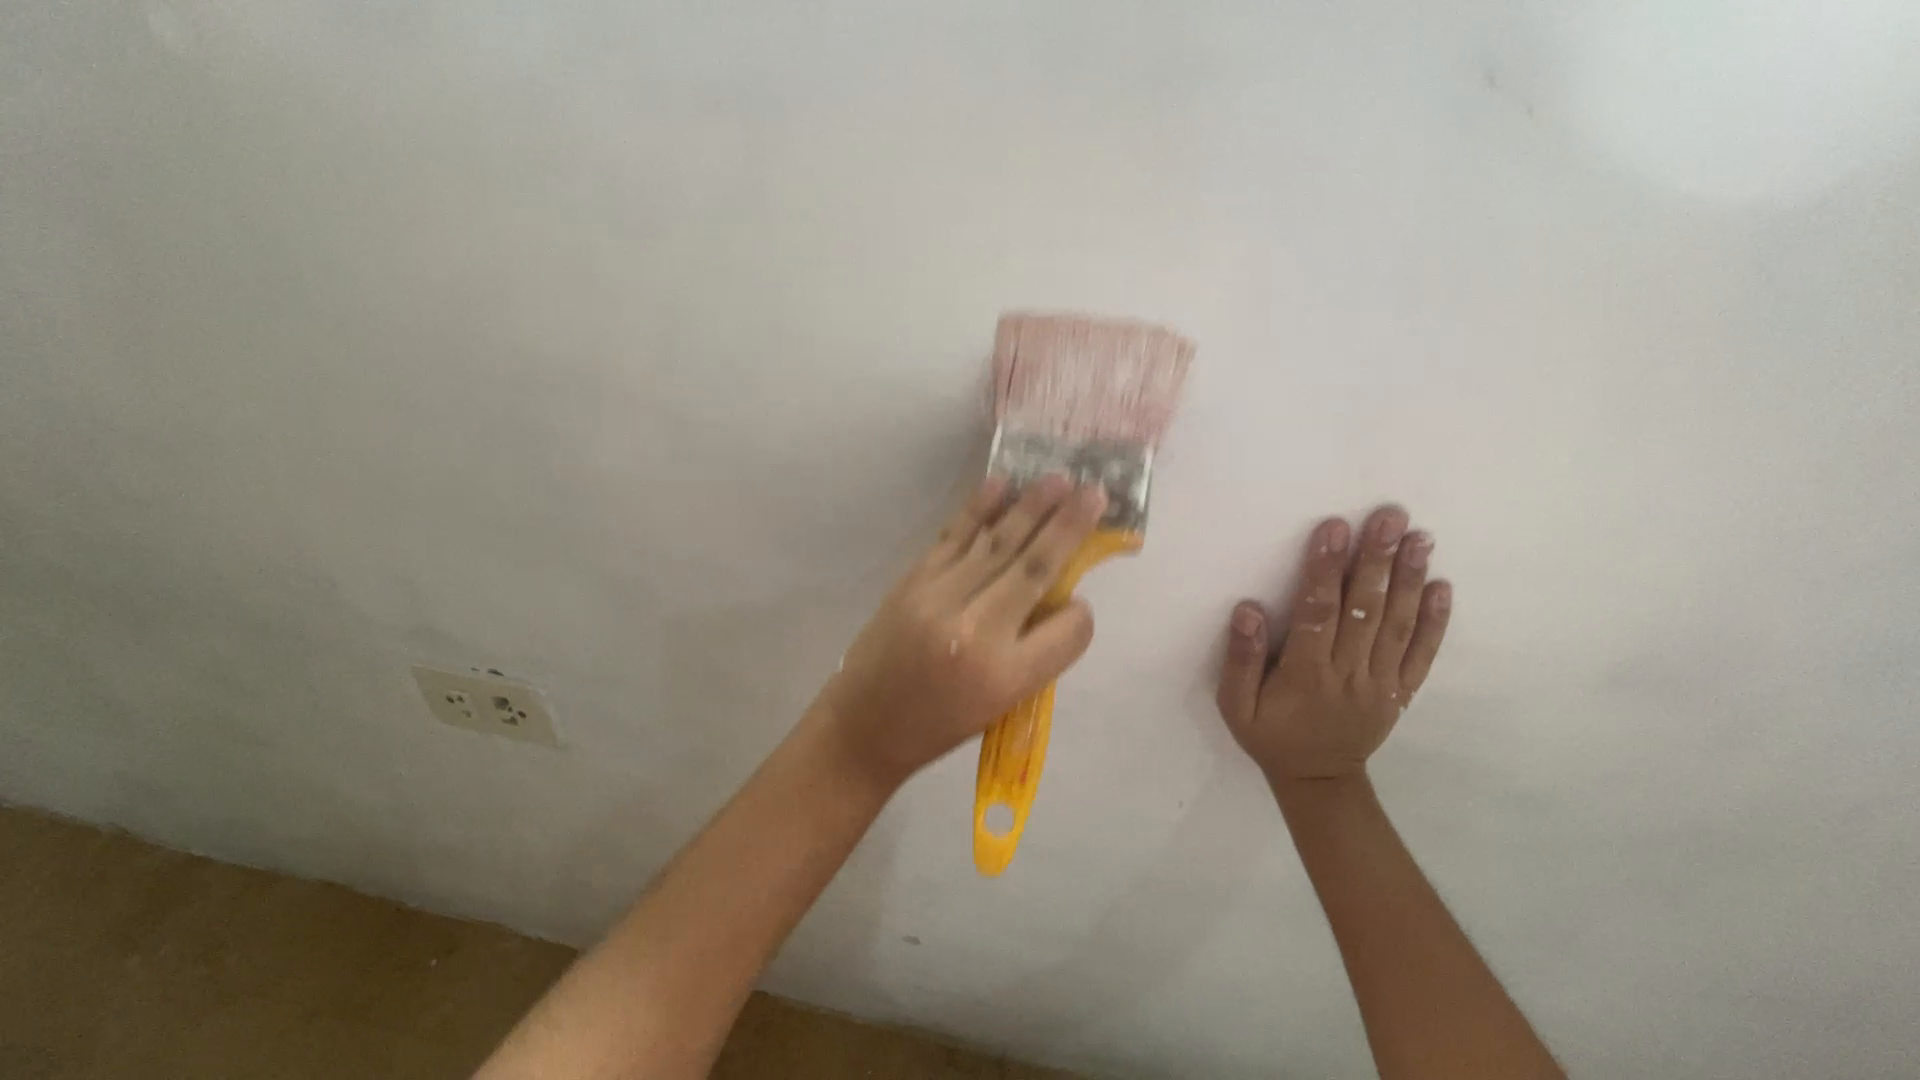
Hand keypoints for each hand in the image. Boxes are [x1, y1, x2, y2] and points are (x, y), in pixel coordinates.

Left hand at [819, 475, 1107, 787]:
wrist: (864, 726)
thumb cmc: (938, 725)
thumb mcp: (999, 704)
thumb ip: (1033, 654)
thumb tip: (1058, 599)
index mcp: (1006, 677)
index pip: (1068, 630)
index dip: (1081, 615)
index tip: (1079, 605)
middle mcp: (978, 633)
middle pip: (1036, 568)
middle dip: (1070, 527)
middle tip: (1096, 493)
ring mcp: (941, 600)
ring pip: (998, 543)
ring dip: (1032, 507)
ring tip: (1060, 480)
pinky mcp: (914, 581)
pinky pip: (955, 536)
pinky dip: (980, 508)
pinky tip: (1002, 486)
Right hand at [1215, 506, 1451, 783]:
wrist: (1319, 781)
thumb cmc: (1271, 736)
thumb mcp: (1236, 707)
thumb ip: (1242, 659)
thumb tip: (1249, 609)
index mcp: (1305, 674)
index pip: (1318, 613)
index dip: (1325, 570)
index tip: (1335, 529)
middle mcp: (1348, 673)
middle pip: (1364, 610)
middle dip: (1376, 560)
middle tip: (1390, 518)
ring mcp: (1380, 682)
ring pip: (1398, 625)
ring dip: (1409, 579)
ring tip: (1420, 538)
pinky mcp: (1401, 691)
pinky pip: (1422, 654)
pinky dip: (1436, 621)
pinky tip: (1442, 586)